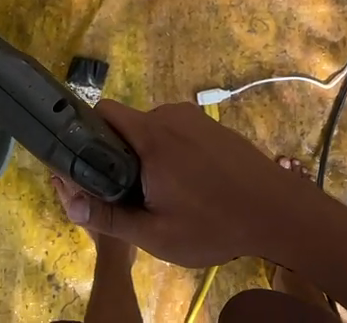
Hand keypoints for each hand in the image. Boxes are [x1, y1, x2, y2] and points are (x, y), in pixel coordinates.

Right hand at [50, 101, 310, 267]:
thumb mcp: (155, 233)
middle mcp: (169, 115)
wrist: (276, 211)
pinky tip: (188, 186)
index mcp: (151, 135)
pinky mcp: (210, 125)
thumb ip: (109, 217)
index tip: (86, 163)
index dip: (87, 133)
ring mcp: (193, 117)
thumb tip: (70, 203)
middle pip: (127, 125)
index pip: (103, 112)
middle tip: (131, 194)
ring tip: (164, 195)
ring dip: (148, 156)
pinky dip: (171, 153)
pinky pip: (176, 132)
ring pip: (152, 130)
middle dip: (120, 155)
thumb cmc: (214, 224)